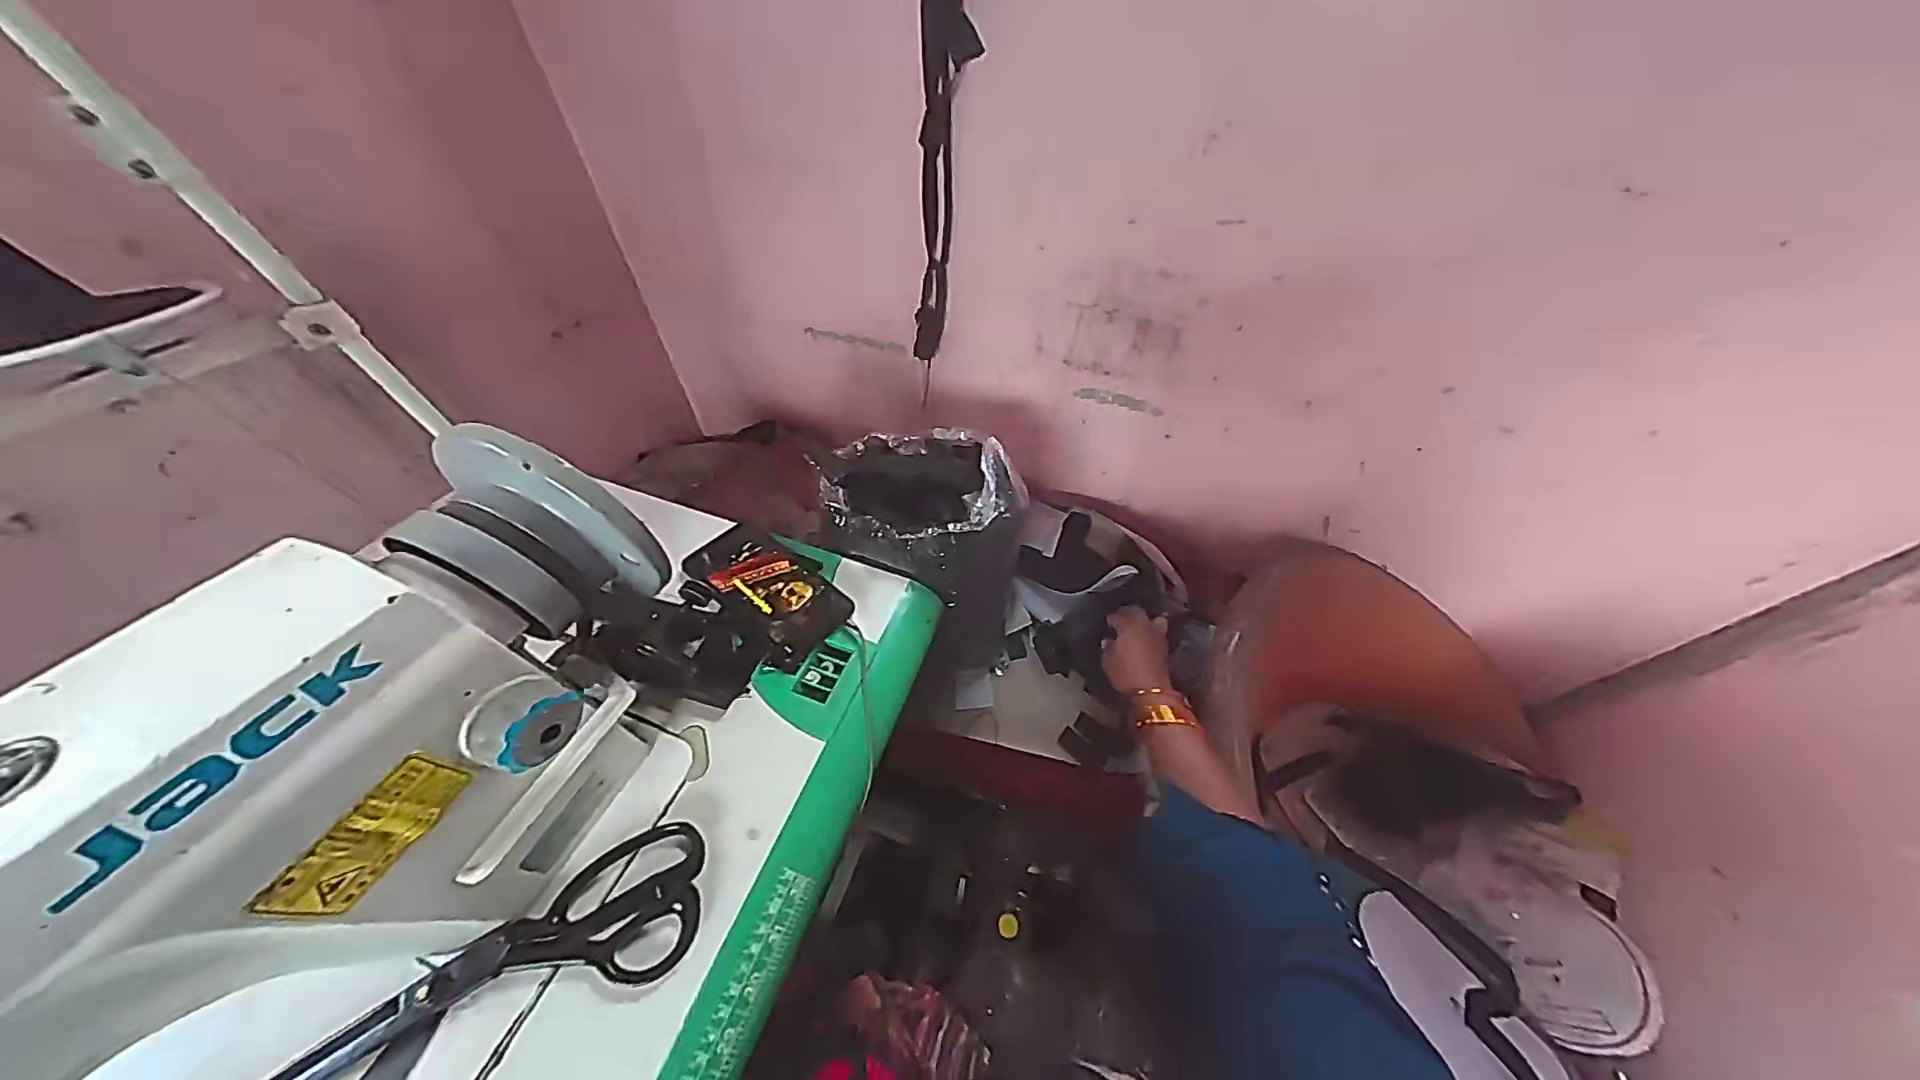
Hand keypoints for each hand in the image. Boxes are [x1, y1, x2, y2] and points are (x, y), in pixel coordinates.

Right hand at [1103, 607, 1171, 694]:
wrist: (1151, 691)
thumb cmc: (1125, 674)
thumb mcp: (1108, 660)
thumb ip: (1108, 647)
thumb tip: (1109, 641)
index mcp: (1129, 624)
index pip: (1118, 615)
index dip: (1111, 619)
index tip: (1108, 623)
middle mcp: (1145, 625)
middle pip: (1137, 612)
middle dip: (1129, 614)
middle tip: (1121, 621)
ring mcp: (1158, 635)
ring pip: (1153, 619)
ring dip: (1145, 622)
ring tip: (1137, 628)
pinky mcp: (1165, 647)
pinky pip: (1157, 632)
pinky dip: (1151, 633)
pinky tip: (1145, 640)